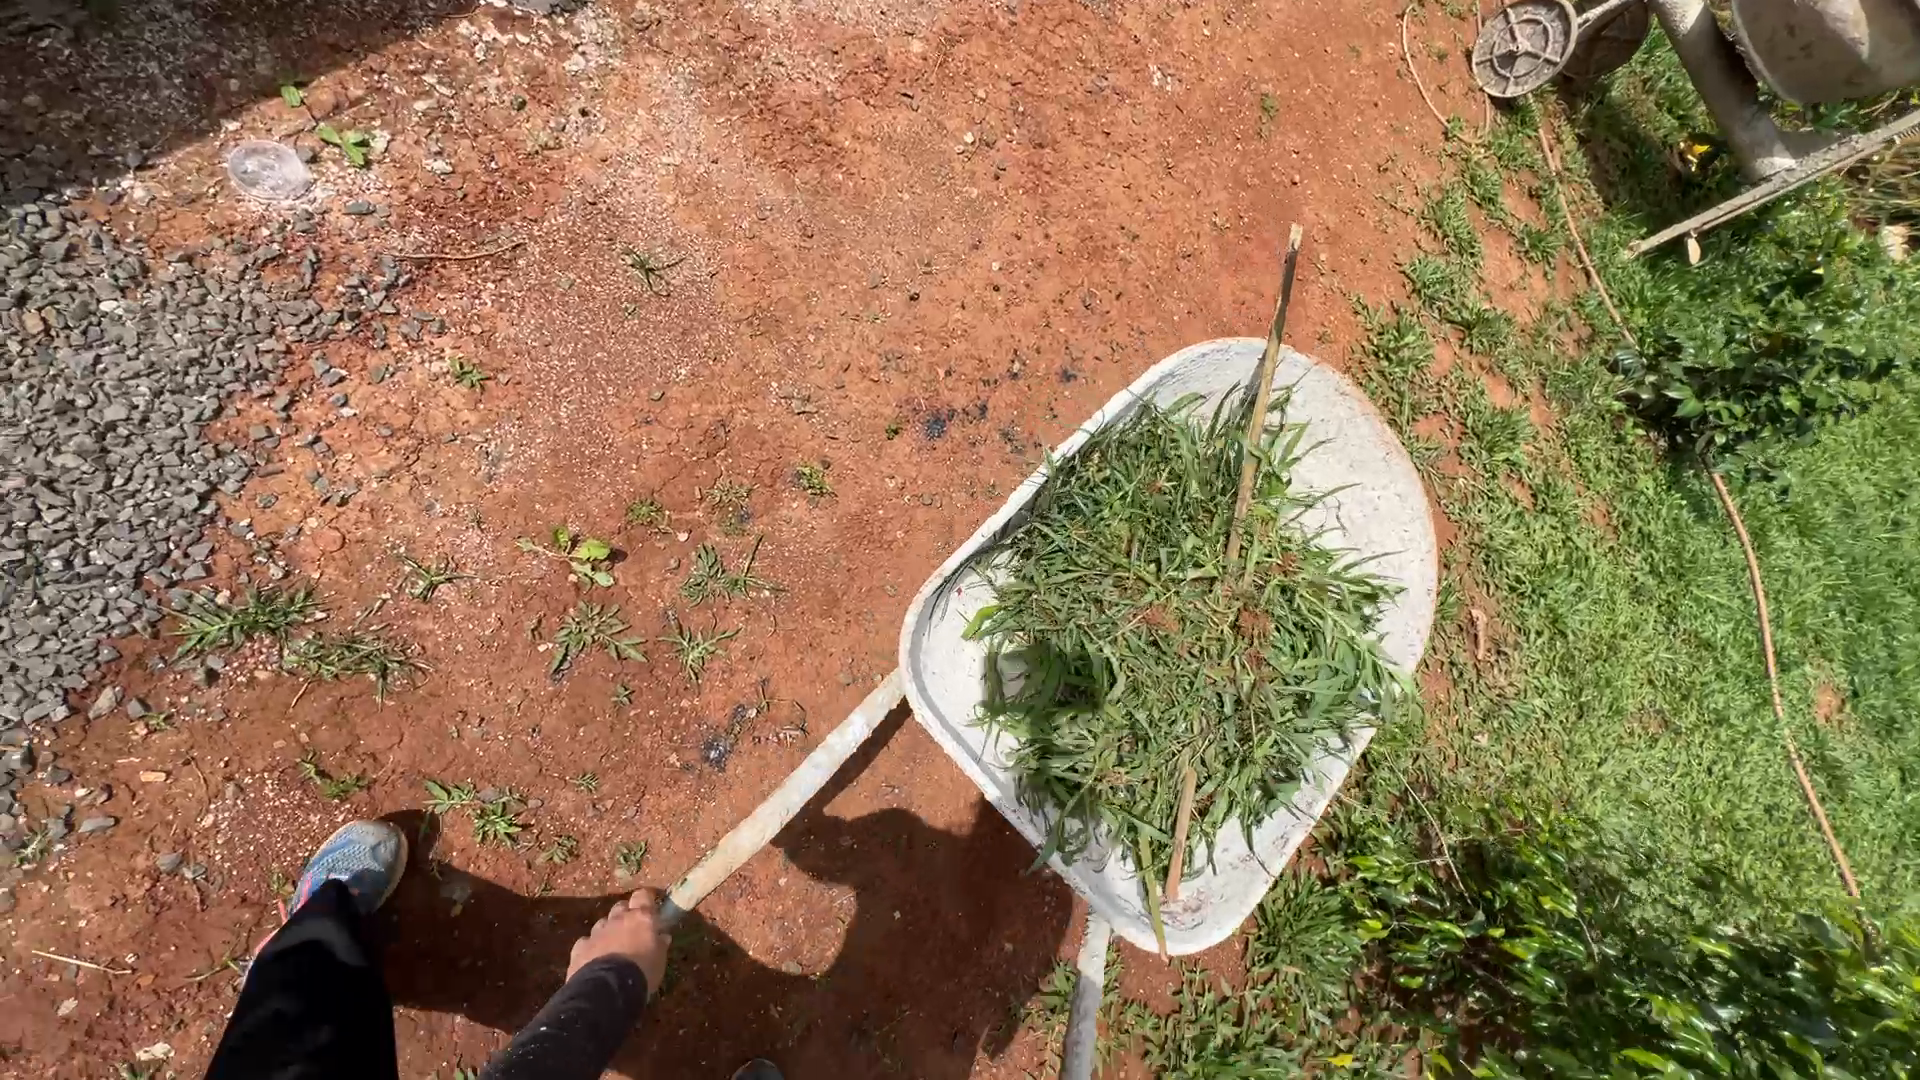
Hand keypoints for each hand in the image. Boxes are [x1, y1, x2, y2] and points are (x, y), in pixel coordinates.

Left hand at [568, 887, 670, 995]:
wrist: (607, 991)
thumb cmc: (642, 972)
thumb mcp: (659, 959)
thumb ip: (660, 944)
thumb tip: (663, 937)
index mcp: (641, 917)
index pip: (643, 895)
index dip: (646, 900)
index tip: (650, 907)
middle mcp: (618, 919)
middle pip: (620, 906)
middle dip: (625, 914)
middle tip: (631, 929)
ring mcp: (597, 933)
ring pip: (602, 923)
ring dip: (608, 930)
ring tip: (612, 946)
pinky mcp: (580, 948)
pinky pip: (586, 941)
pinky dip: (590, 946)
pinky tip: (593, 958)